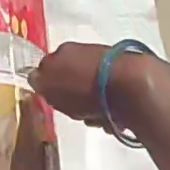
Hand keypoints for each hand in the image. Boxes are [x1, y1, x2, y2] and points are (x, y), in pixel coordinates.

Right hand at [29, 41, 169, 140]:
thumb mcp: (51, 87)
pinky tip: (111, 119)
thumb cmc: (86, 89)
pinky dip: (109, 109)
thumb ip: (40, 81)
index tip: (53, 102)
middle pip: (73, 79)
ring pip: (93, 90)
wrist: (134, 88)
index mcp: (66, 50)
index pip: (50, 68)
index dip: (50, 87)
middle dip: (73, 97)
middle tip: (74, 112)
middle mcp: (89, 51)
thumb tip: (35, 77)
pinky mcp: (131, 79)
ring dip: (92, 106)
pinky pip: (111, 98)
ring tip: (94, 118)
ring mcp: (111, 63)